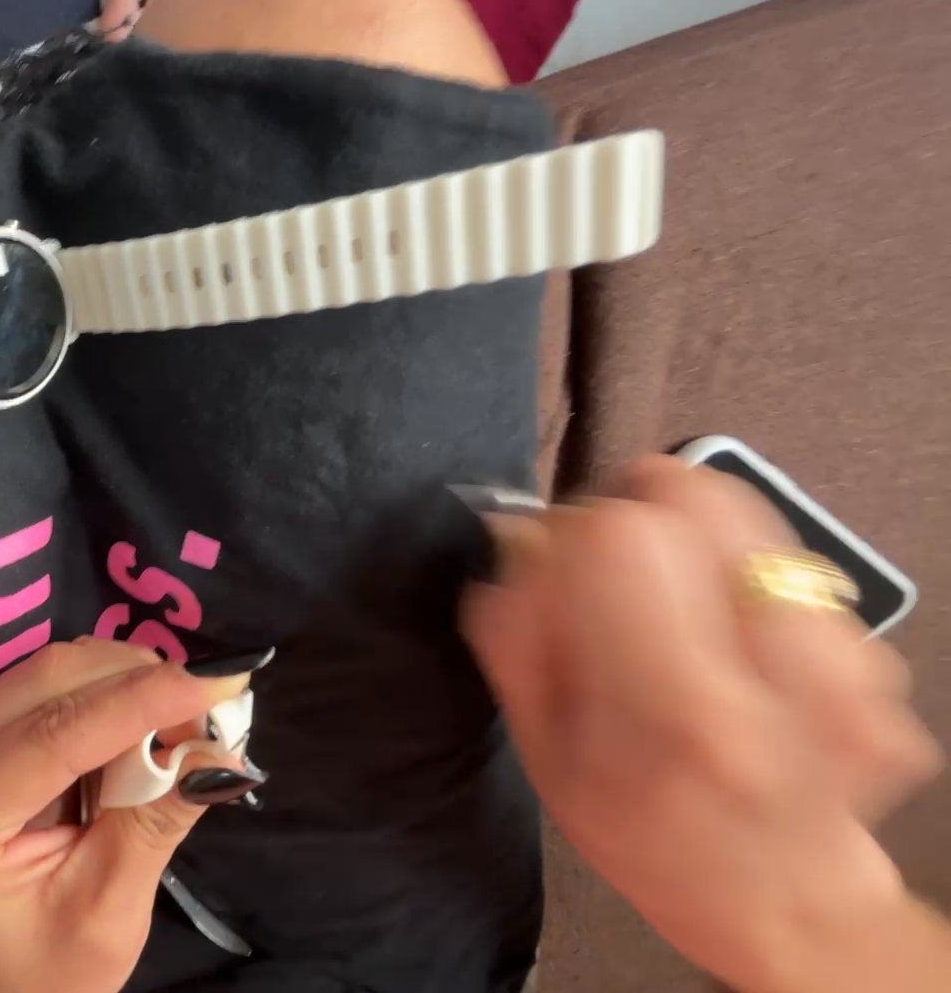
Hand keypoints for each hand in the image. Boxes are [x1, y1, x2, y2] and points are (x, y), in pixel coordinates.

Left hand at [0, 638, 261, 992]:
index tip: (218, 682)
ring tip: (188, 716)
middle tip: (217, 707)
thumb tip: (219, 751)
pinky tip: (147, 713)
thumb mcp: (110, 911)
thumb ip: (157, 823)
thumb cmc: (46, 957)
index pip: (55, 736)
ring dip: (130, 677)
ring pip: (57, 668)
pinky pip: (55, 677)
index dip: (139, 702)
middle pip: (52, 681)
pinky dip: (112, 683)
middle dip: (142, 681)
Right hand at [462, 458, 941, 991]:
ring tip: (667, 612)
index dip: (572, 524)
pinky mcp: (888, 669)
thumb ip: (514, 627)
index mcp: (675, 711)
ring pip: (746, 523)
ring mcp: (856, 676)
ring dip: (687, 542)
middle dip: (633, 507)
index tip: (555, 557)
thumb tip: (520, 532)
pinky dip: (738, 580)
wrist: (779, 901)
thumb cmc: (623, 819)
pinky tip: (723, 640)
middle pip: (700, 501)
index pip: (621, 535)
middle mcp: (785, 683)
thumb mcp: (532, 735)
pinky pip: (788, 568)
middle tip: (603, 560)